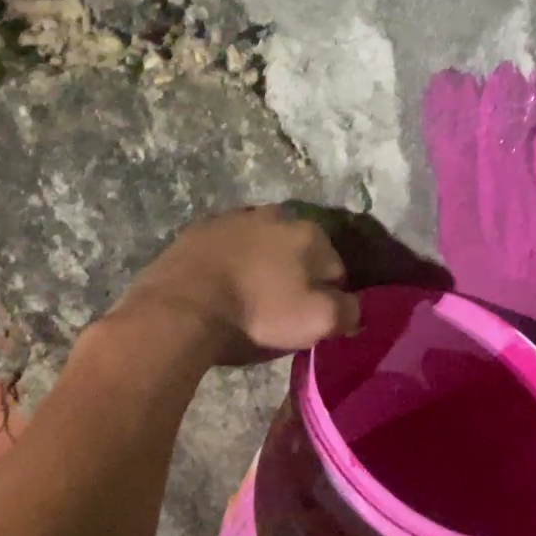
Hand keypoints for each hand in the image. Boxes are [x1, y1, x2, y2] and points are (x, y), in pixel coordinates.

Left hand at [111, 205, 359, 364]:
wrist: (180, 310)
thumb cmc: (258, 314)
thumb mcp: (319, 322)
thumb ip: (350, 311)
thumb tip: (356, 308)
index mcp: (310, 232)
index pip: (336, 269)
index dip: (328, 298)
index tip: (309, 320)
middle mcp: (274, 214)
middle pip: (298, 254)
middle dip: (295, 277)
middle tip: (279, 312)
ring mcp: (231, 219)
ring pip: (261, 249)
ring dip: (261, 269)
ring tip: (248, 303)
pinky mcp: (195, 231)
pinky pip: (225, 251)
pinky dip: (229, 266)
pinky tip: (220, 291)